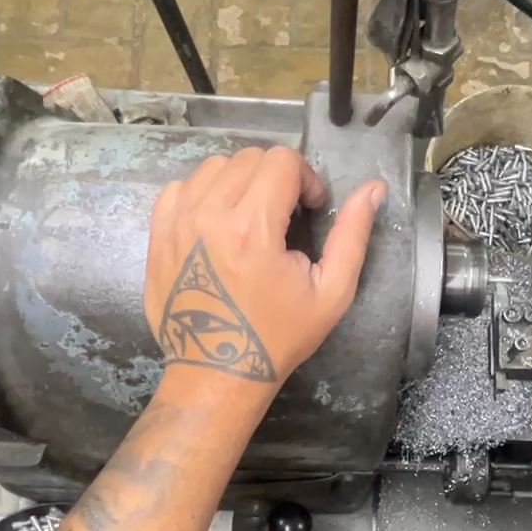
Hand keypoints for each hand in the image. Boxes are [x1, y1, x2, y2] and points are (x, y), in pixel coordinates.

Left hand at [144, 146, 384, 389]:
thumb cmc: (279, 335)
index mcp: (252, 228)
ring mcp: (177, 223)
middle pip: (249, 158)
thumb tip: (373, 188)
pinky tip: (219, 223)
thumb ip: (353, 235)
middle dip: (277, 178)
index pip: (281, 161)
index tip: (309, 209)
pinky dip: (204, 194)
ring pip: (214, 167)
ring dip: (241, 182)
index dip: (306, 179)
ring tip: (252, 218)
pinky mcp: (158, 234)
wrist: (218, 372)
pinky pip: (181, 187)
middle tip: (285, 216)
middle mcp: (209, 216)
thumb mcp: (332, 292)